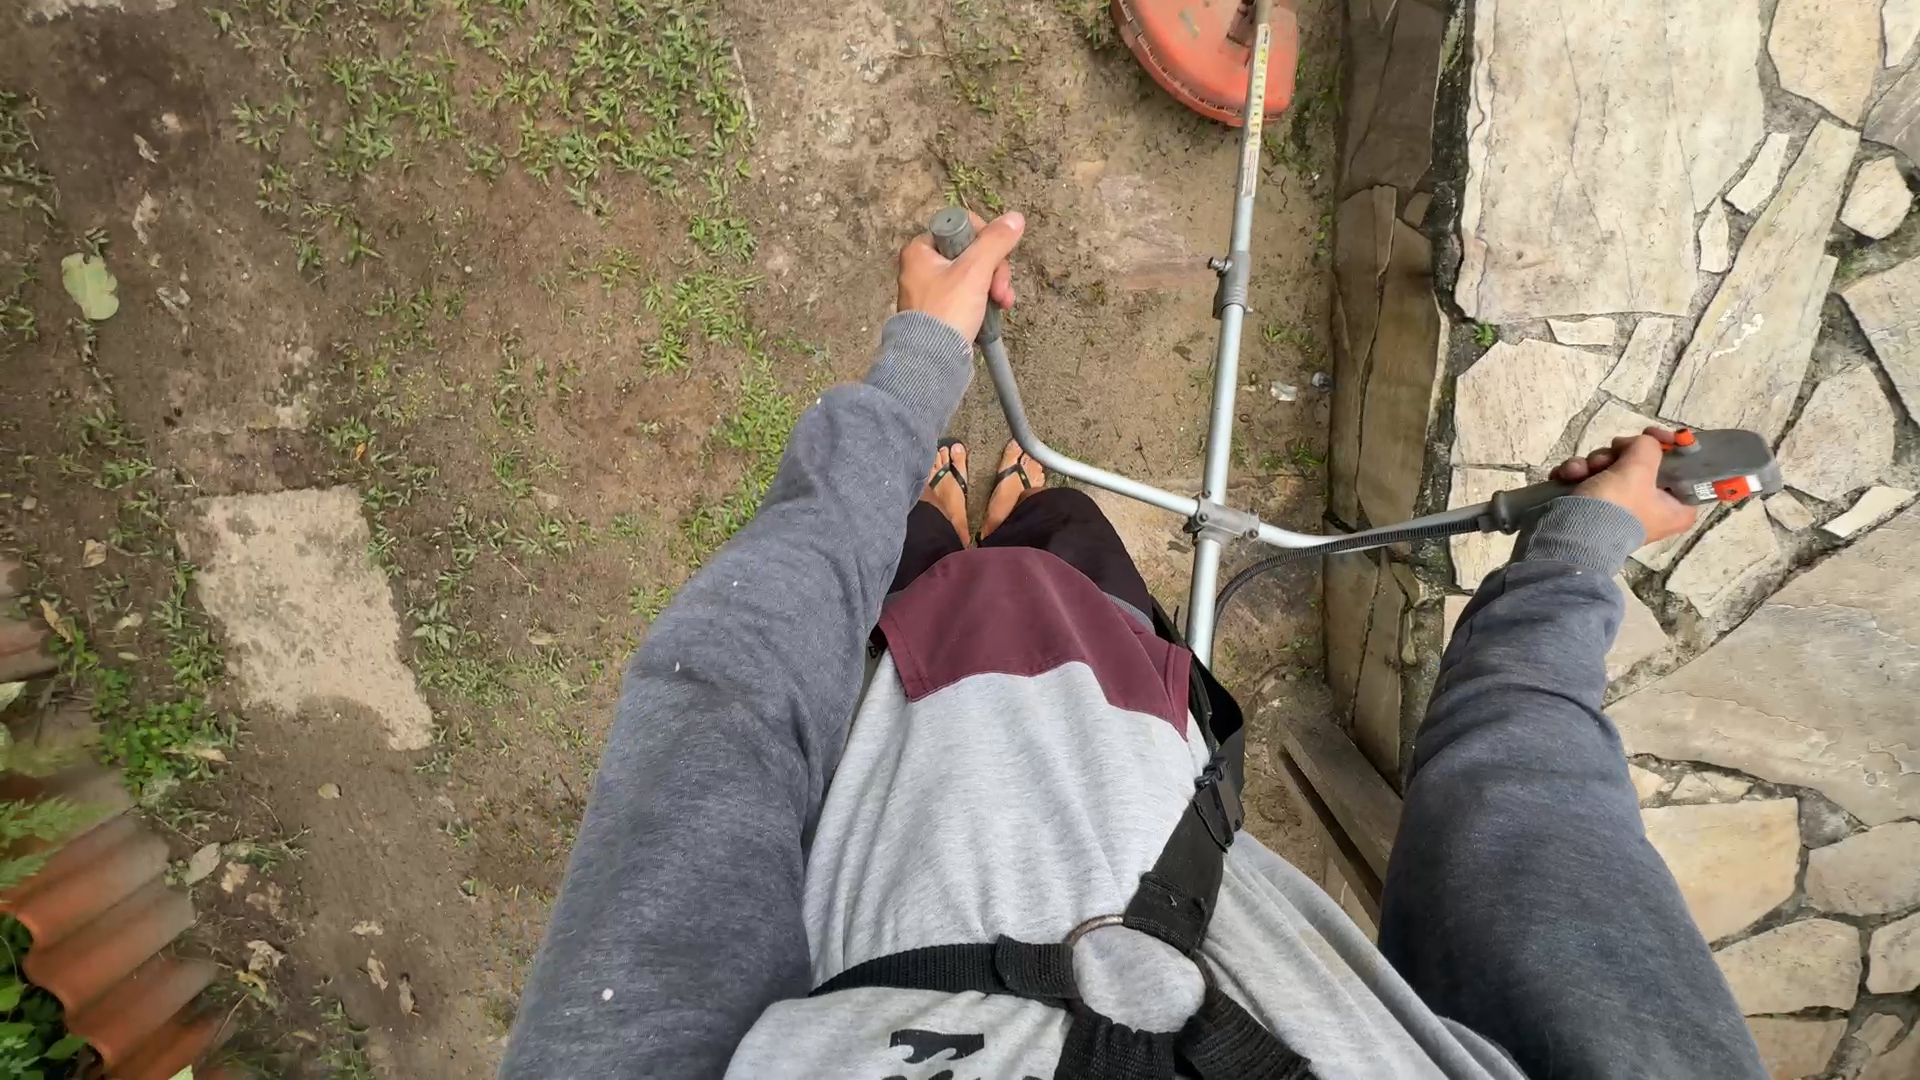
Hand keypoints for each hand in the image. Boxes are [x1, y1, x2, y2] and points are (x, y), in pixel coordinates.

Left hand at [897, 210, 1023, 340]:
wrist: (932, 361)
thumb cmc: (947, 313)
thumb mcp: (974, 271)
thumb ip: (995, 242)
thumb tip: (1015, 218)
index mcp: (920, 250)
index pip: (961, 228)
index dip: (985, 241)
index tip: (995, 260)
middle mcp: (922, 267)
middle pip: (971, 253)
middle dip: (994, 271)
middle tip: (1001, 292)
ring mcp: (931, 291)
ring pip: (973, 275)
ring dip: (994, 287)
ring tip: (1002, 305)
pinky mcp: (941, 312)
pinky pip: (968, 296)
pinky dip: (983, 302)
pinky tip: (994, 313)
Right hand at [1550, 427, 1697, 543]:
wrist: (1566, 535)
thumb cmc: (1613, 507)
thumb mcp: (1638, 470)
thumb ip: (1647, 447)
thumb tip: (1638, 441)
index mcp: (1677, 507)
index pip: (1682, 468)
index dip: (1666, 447)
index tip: (1647, 434)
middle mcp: (1650, 508)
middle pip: (1638, 466)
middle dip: (1614, 458)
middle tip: (1603, 461)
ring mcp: (1617, 508)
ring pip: (1608, 470)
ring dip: (1589, 464)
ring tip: (1577, 472)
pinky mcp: (1590, 507)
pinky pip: (1587, 480)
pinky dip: (1574, 475)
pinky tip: (1564, 476)